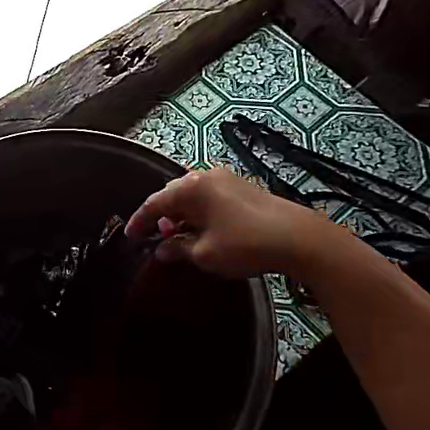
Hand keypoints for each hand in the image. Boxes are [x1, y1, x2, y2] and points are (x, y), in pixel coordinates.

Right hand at [124, 167, 365, 280]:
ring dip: (180, 215)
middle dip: (160, 217)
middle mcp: (204, 176)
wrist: (299, 238)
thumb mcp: (204, 253)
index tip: (130, 237)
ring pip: (191, 196)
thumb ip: (177, 249)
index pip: (153, 204)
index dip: (138, 222)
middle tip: (153, 237)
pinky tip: (201, 230)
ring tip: (177, 236)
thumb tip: (161, 250)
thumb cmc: (245, 244)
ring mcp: (225, 179)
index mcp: (189, 188)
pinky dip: (198, 212)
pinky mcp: (241, 187)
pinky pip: (208, 197)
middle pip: (171, 196)